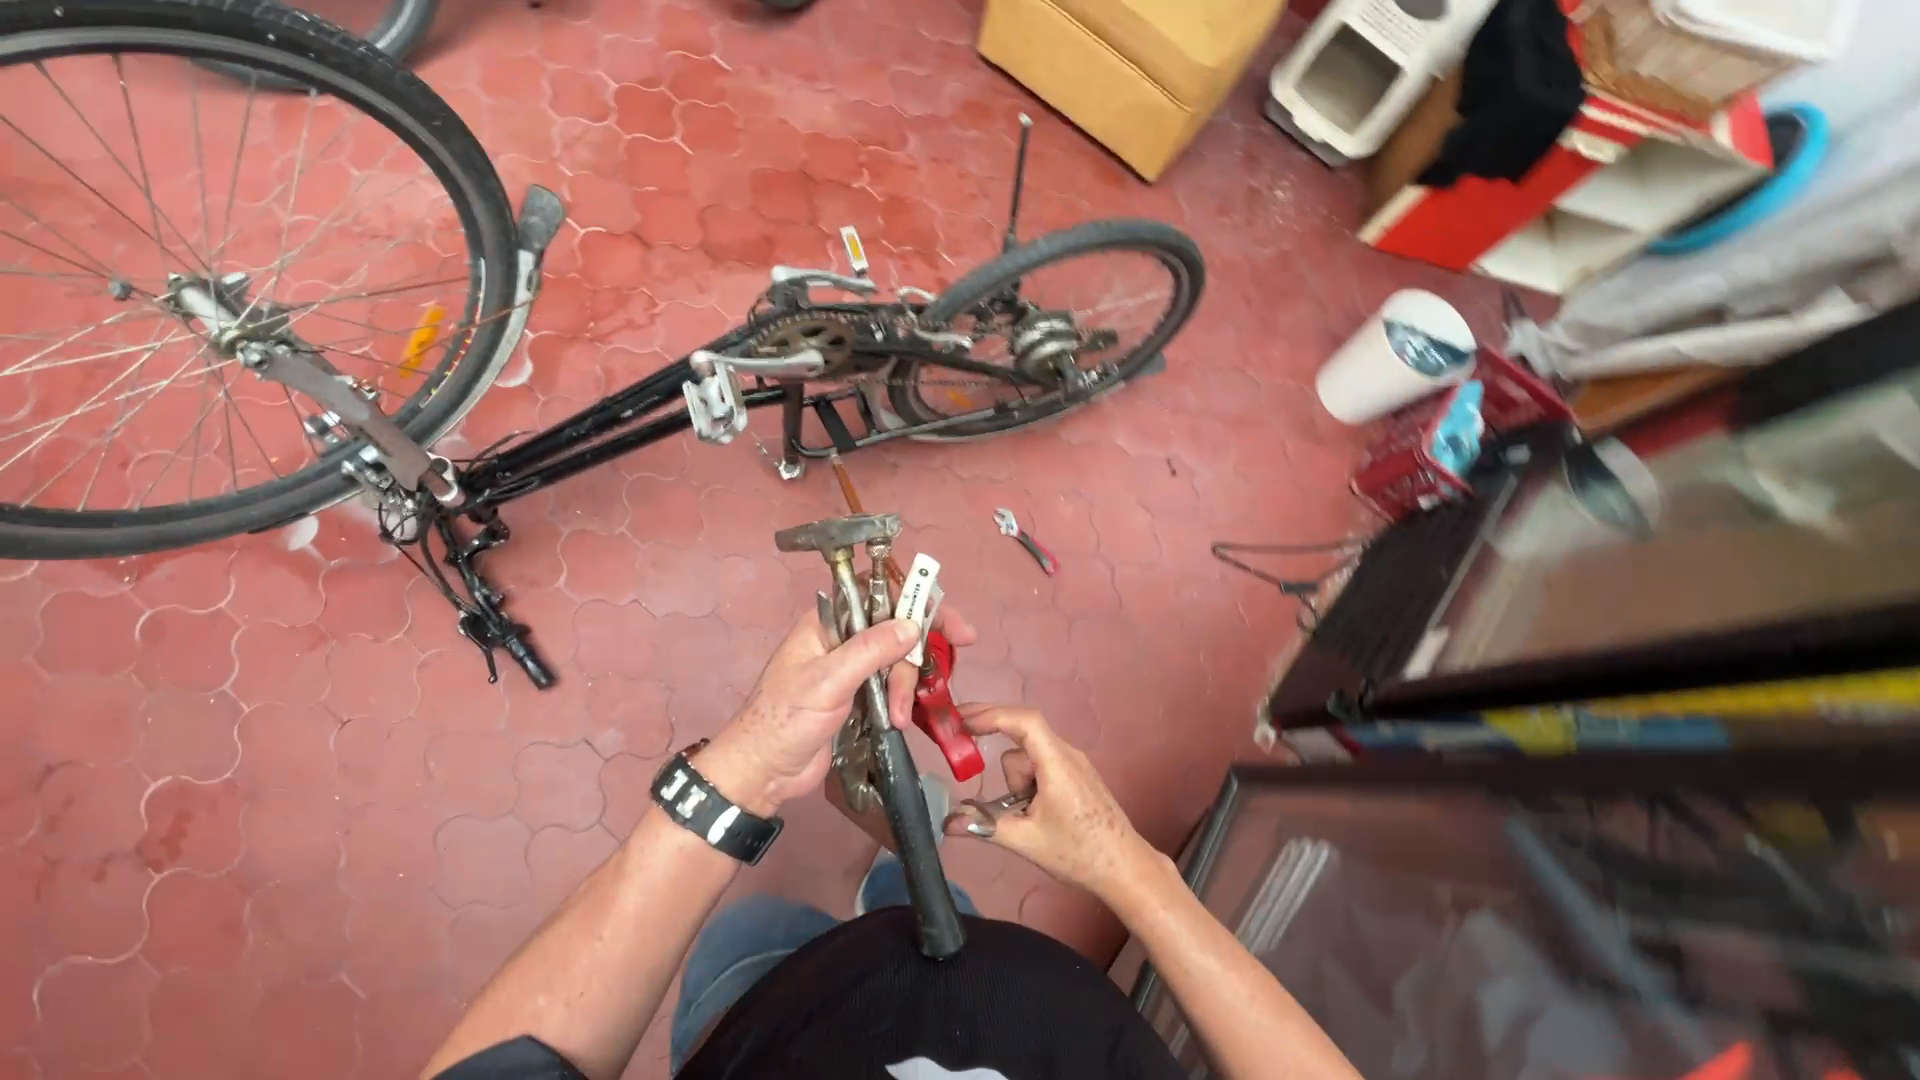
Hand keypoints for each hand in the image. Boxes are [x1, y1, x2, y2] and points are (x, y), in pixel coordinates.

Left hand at [694, 604, 975, 817]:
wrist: (764, 771)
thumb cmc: (785, 719)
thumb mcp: (828, 681)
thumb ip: (870, 650)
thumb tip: (913, 625)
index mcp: (828, 622)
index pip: (878, 593)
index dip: (915, 599)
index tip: (946, 619)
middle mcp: (843, 639)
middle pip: (896, 626)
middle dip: (920, 647)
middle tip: (955, 657)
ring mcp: (853, 668)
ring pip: (898, 659)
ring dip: (906, 684)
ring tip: (898, 716)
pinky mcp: (860, 697)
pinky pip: (892, 685)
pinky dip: (902, 699)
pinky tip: (901, 719)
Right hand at [944, 705, 1159, 901]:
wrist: (1125, 867)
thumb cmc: (1079, 852)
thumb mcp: (1026, 841)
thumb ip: (986, 826)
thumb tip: (948, 822)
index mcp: (1057, 763)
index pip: (1025, 722)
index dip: (992, 714)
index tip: (963, 719)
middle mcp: (1067, 754)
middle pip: (1023, 736)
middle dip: (994, 737)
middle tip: (960, 738)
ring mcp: (1075, 763)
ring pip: (1030, 756)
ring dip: (1016, 778)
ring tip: (1025, 814)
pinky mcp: (1078, 775)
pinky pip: (1042, 765)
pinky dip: (1027, 780)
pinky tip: (1032, 809)